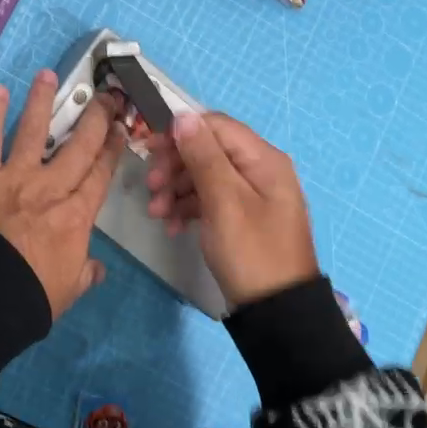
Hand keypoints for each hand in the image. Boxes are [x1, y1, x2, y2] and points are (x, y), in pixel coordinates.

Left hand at [0, 69, 124, 319]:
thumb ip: (84, 273)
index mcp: (76, 217)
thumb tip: (98, 267)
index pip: (100, 174)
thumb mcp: (67, 291)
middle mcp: (50, 188)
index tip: (120, 127)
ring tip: (48, 75)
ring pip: (34, 131)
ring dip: (42, 101)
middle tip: (106, 94)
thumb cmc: (28, 297)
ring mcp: (14, 178)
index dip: (112, 148)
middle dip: (95, 117)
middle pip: (78, 145)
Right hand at [146, 112, 316, 308]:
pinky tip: (172, 226)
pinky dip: (187, 207)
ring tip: (157, 213)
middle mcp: (259, 170)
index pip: (215, 126)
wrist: (277, 311)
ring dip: (175, 189)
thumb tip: (183, 117)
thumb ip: (203, 157)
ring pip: (203, 175)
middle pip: (207, 150)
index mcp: (262, 159)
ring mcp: (250, 195)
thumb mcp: (224, 202)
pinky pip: (208, 199)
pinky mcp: (240, 216)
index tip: (149, 150)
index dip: (180, 133)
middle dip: (174, 166)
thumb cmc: (251, 252)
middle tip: (150, 187)